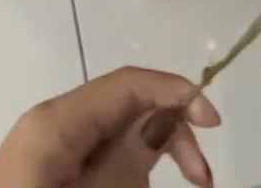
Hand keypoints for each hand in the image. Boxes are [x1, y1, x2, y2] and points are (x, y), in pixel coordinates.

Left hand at [0, 67, 220, 186]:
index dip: (176, 91)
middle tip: (204, 181)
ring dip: (147, 168)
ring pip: (115, 141)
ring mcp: (45, 151)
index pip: (128, 82)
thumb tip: (165, 116)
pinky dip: (122, 178)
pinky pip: (96, 164)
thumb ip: (131, 157)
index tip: (215, 123)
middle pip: (125, 110)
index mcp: (57, 120)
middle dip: (169, 138)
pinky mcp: (45, 175)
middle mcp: (50, 124)